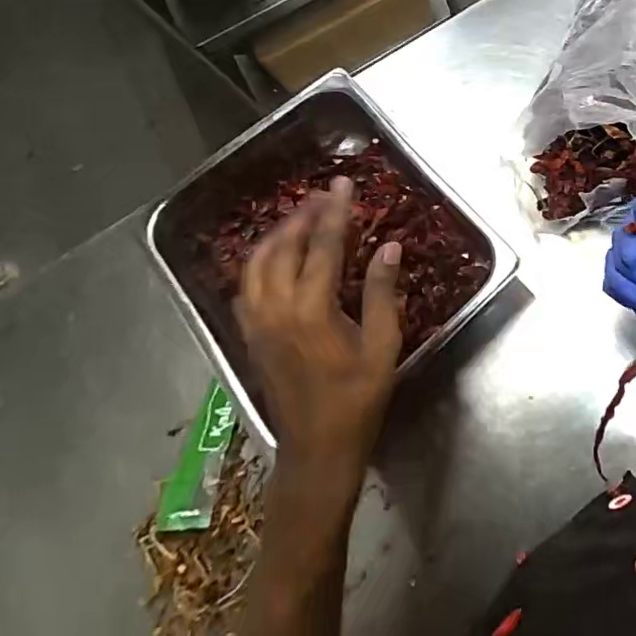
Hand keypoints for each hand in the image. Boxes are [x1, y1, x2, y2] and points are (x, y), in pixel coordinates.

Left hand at [236, 176, 402, 475]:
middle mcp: (276, 307)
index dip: (335, 211)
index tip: (342, 184)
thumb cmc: (357, 402)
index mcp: (311, 309)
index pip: (324, 245)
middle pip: (286, 245)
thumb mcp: (382, 348)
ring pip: (258, 261)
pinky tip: (274, 258)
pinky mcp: (249, 333)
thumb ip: (382, 293)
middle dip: (304, 215)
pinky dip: (259, 261)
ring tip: (299, 218)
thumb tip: (388, 246)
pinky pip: (247, 284)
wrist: (316, 451)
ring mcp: (257, 321)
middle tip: (323, 195)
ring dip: (278, 234)